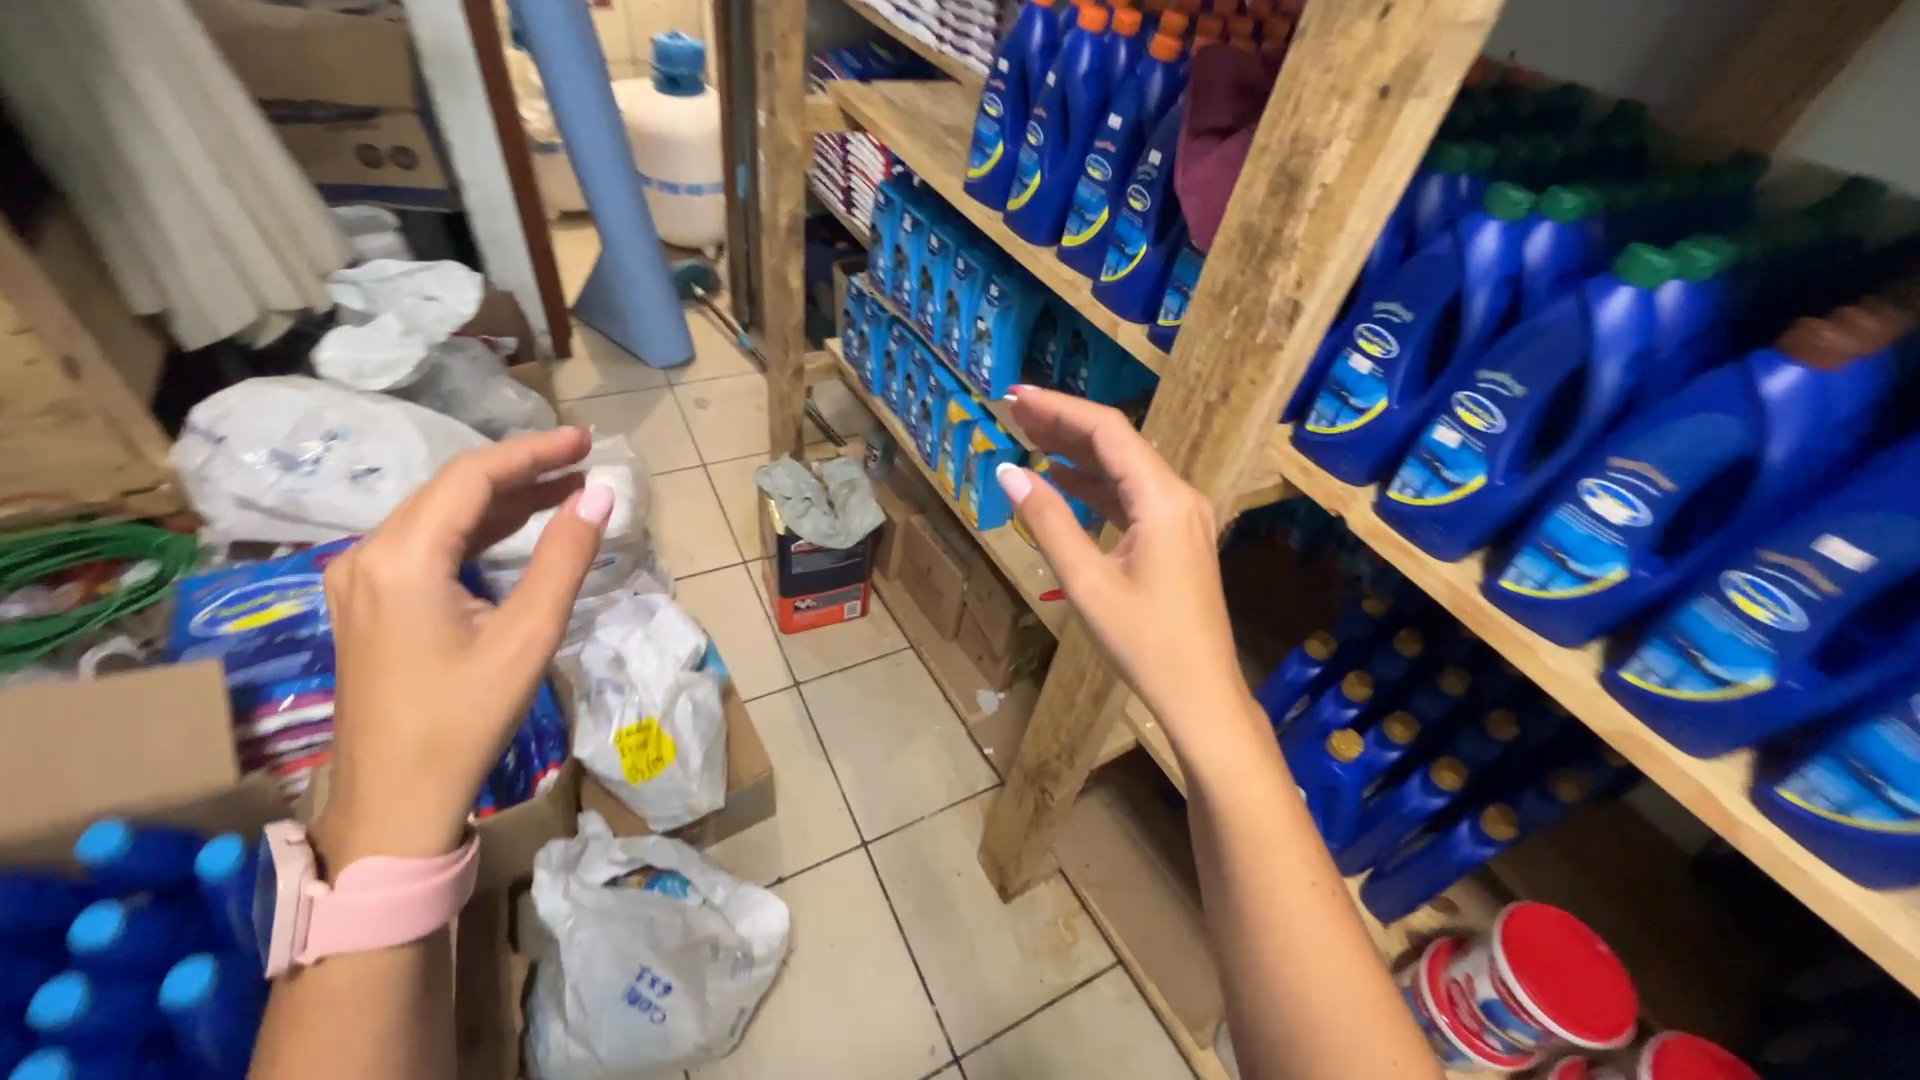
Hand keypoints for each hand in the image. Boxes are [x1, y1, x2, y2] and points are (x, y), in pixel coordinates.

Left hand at [313, 428, 611, 868]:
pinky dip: (477, 529)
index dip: (533, 452)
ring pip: (440, 514)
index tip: (586, 441)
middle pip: (452, 489)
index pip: (473, 478)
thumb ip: (564, 557)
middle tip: (583, 459)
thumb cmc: (465, 718)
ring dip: (502, 499)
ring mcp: (360, 578)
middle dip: (521, 470)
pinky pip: (427, 543)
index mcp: (402, 558)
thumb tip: (600, 495)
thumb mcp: (528, 635)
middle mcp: (368, 554)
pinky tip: (517, 528)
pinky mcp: (367, 600)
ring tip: (565, 488)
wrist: (396, 797)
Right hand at [996, 387, 1244, 726]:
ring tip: (1029, 438)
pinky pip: (1132, 497)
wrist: (1200, 692)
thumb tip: (1009, 472)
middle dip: (1065, 425)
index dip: (1059, 408)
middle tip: (1014, 411)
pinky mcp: (1177, 538)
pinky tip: (1063, 482)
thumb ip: (1048, 521)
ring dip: (1078, 453)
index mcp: (1162, 499)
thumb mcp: (1087, 582)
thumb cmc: (1144, 642)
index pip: (1107, 432)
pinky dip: (1096, 485)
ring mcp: (1182, 517)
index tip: (1016, 396)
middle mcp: (1178, 496)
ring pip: (1124, 469)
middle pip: (1118, 443)